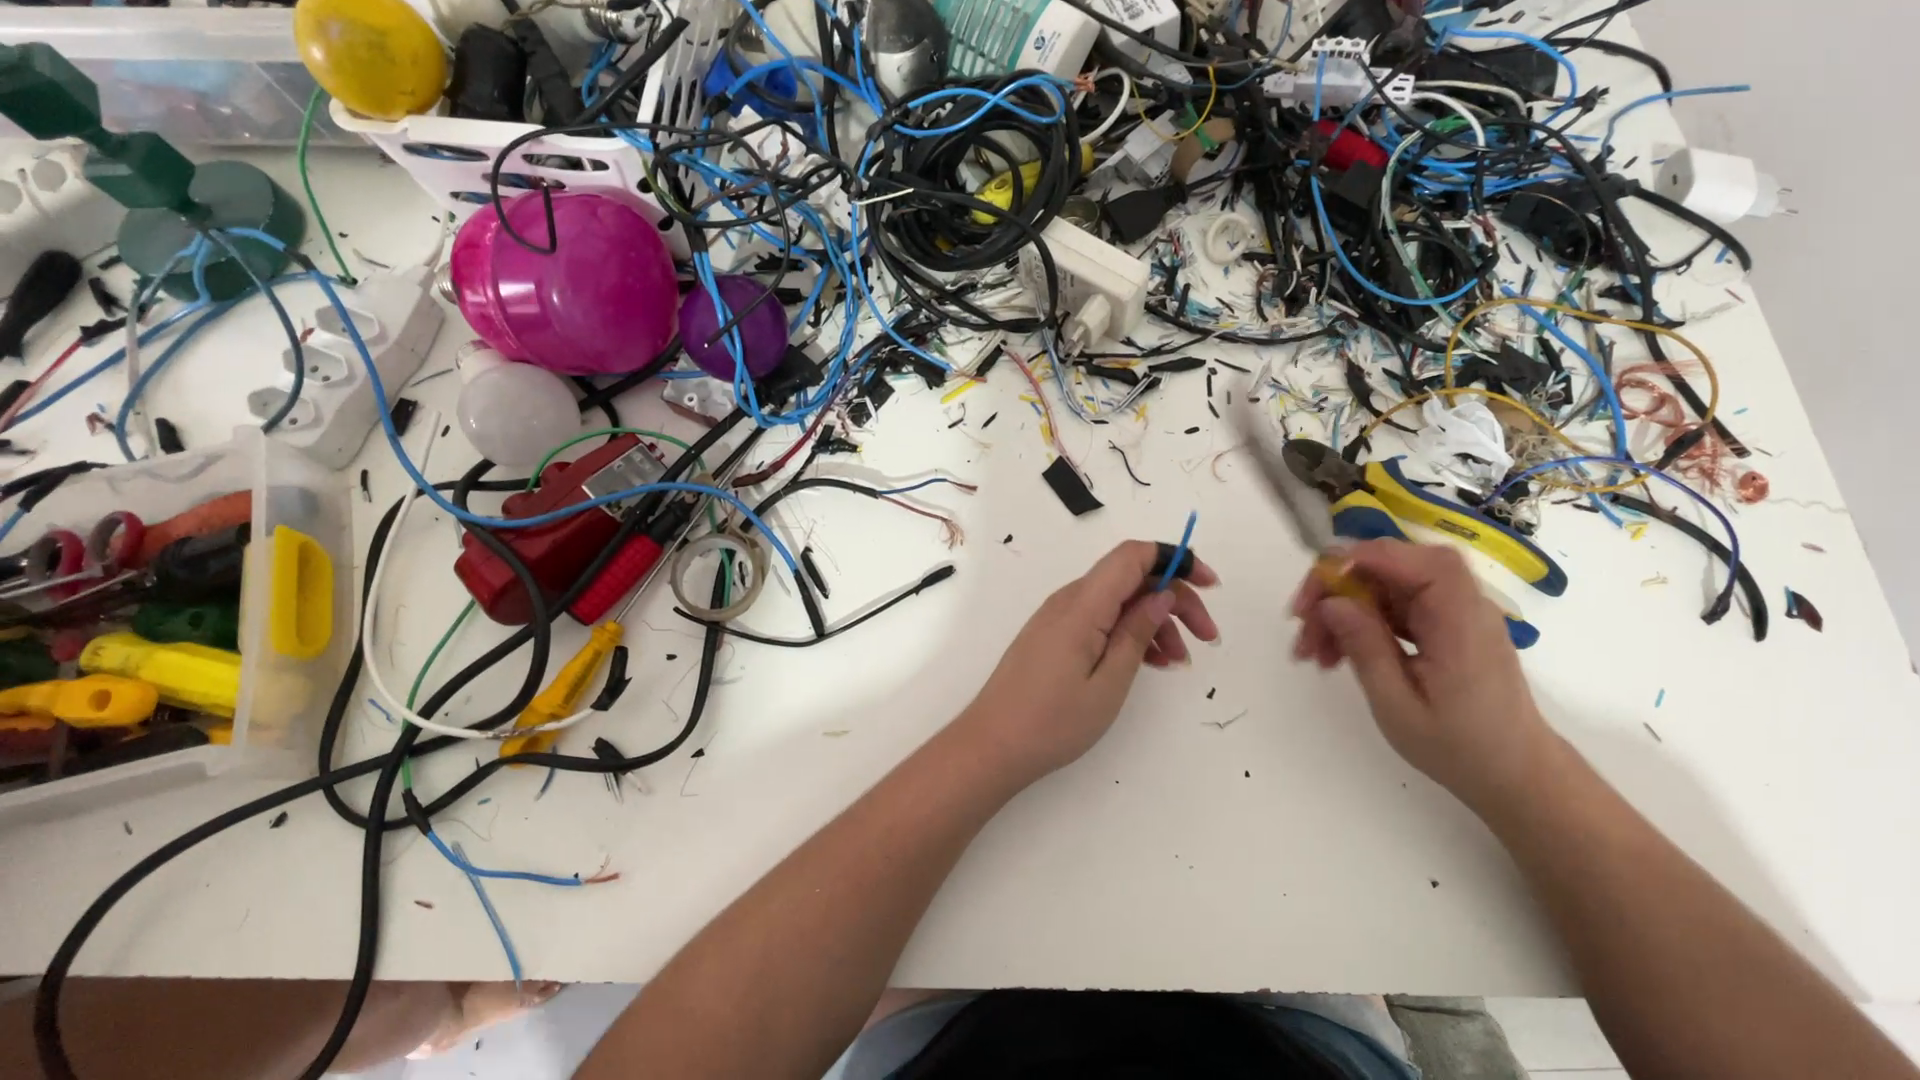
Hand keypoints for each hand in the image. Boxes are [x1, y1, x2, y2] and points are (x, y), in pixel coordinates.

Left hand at [954, 541, 1219, 786]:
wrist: (992, 745)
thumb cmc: (1052, 721)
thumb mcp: (1108, 682)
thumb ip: (1136, 633)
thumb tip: (1162, 594)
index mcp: (1082, 605)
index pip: (1133, 555)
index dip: (1176, 559)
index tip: (1209, 585)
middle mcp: (1069, 601)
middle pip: (1131, 578)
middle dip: (1175, 599)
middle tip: (1206, 637)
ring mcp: (1059, 618)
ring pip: (1119, 601)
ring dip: (1156, 622)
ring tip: (1179, 662)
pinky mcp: (1054, 637)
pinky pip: (1101, 620)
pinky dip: (1130, 635)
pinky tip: (1152, 663)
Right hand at [1290, 539, 1559, 809]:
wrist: (1515, 774)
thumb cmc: (1459, 747)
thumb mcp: (1398, 705)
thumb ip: (1365, 647)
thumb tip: (1331, 602)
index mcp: (1459, 619)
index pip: (1408, 558)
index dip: (1355, 560)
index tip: (1313, 596)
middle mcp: (1462, 604)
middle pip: (1391, 567)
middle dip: (1338, 589)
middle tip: (1301, 627)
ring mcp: (1454, 613)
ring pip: (1386, 587)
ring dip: (1344, 609)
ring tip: (1313, 652)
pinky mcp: (1446, 626)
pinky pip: (1396, 607)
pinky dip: (1363, 622)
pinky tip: (1338, 652)